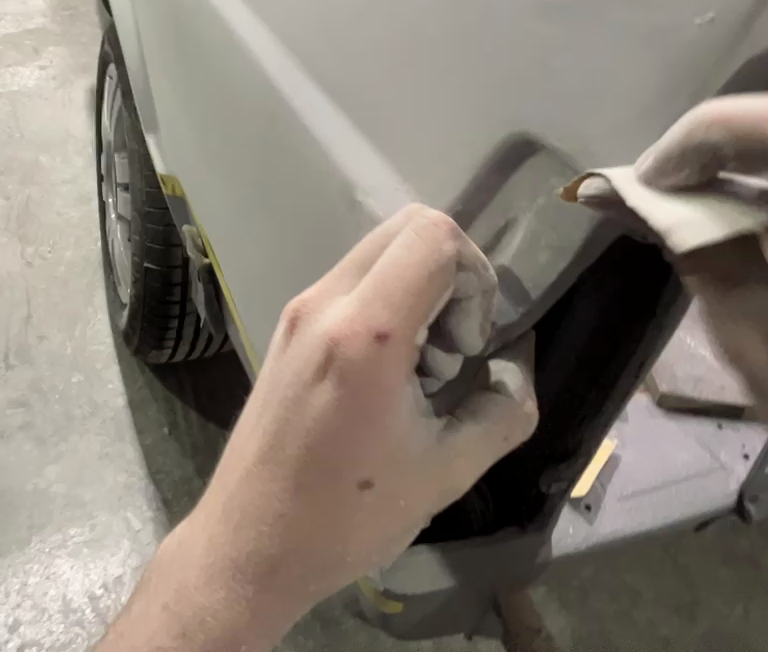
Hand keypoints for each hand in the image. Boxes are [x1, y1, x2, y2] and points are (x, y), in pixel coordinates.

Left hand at [102, 206, 537, 649]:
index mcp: (365, 331)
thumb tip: (517, 373)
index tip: (469, 344)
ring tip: (421, 367)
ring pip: (380, 249)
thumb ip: (500, 413)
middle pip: (410, 225)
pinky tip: (388, 372)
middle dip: (452, 273)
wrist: (249, 541)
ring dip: (420, 287)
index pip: (435, 236)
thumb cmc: (346, 517)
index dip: (475, 278)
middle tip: (452, 346)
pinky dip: (389, 300)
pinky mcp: (290, 322)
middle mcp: (326, 300)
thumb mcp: (445, 473)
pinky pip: (355, 278)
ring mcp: (301, 306)